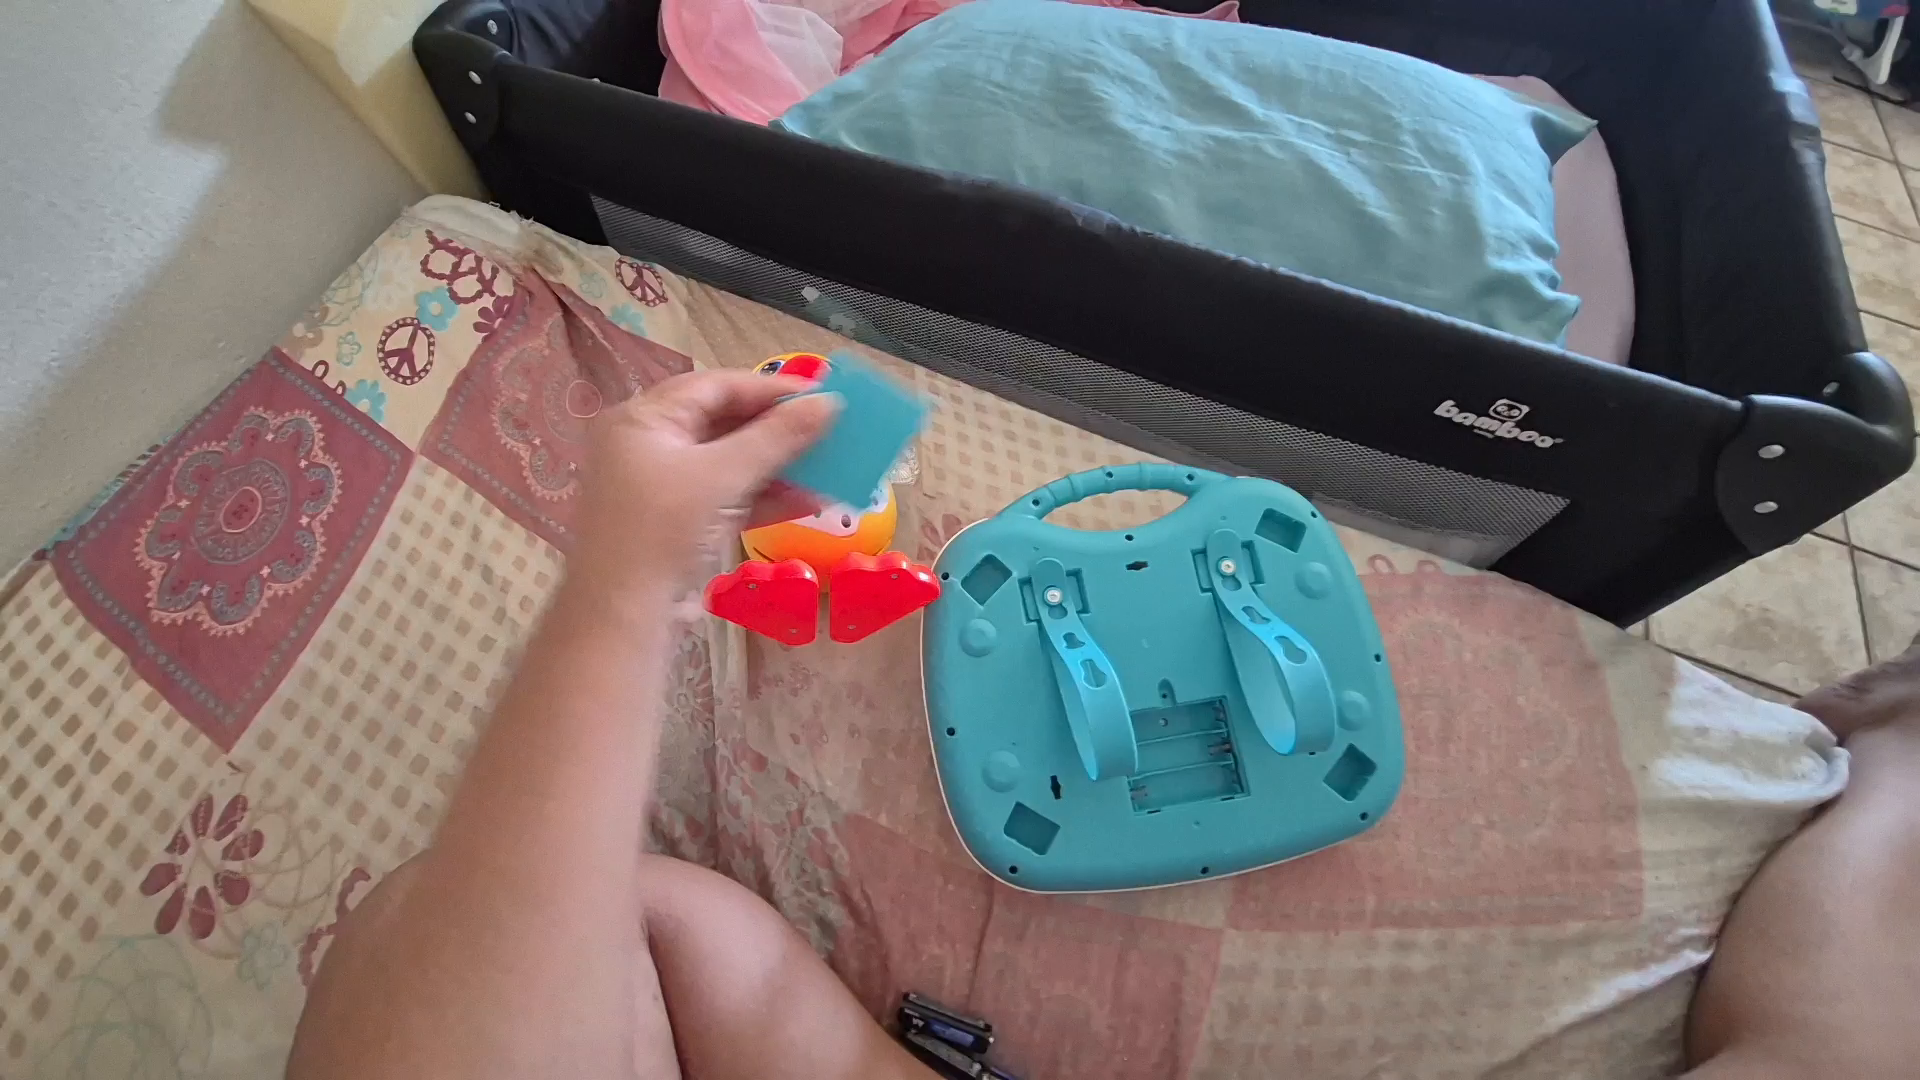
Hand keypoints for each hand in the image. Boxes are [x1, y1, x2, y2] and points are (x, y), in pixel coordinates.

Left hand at [569, 370, 838, 596]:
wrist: (624, 617)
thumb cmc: (662, 531)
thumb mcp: (721, 477)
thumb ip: (777, 438)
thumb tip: (829, 404)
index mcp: (644, 420)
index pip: (716, 387)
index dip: (771, 389)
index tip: (822, 395)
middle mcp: (651, 445)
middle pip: (725, 423)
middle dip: (779, 430)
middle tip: (828, 429)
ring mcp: (666, 486)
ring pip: (732, 462)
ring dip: (779, 466)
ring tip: (827, 466)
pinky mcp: (682, 522)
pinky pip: (729, 496)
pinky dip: (766, 498)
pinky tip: (808, 502)